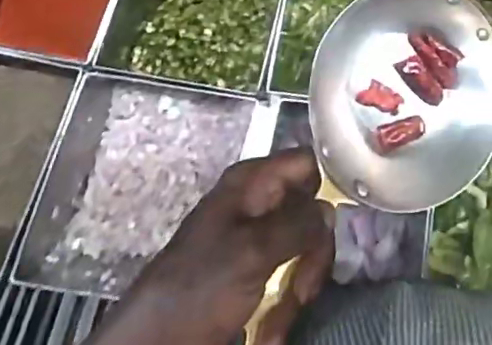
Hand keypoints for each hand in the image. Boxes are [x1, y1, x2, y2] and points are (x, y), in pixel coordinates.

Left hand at [93, 148, 335, 344]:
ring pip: (301, 252)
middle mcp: (256, 204)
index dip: (326, 186)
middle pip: (309, 213)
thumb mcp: (254, 250)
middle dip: (311, 255)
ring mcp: (253, 241)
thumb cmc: (201, 286)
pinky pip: (284, 281)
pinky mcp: (251, 276)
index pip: (305, 164)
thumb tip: (330, 211)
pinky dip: (281, 308)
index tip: (338, 223)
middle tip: (302, 290)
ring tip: (276, 323)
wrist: (154, 342)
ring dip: (297, 290)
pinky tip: (268, 332)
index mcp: (252, 183)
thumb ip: (298, 224)